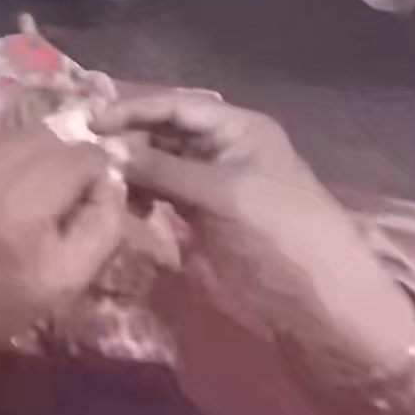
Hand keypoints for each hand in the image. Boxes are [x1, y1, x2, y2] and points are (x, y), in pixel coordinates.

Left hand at [0, 127, 128, 359]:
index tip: (89, 200)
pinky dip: (7, 153)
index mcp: (17, 202)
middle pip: (50, 136)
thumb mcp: (69, 279)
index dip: (96, 175)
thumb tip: (110, 178)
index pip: (81, 155)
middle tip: (60, 197)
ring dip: (36, 155)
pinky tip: (2, 184)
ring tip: (29, 192)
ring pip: (21, 131)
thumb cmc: (2, 299)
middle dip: (66, 162)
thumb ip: (102, 223)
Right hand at [92, 92, 414, 370]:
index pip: (172, 105)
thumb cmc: (281, 236)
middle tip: (89, 153)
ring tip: (104, 180)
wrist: (325, 310)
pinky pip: (157, 187)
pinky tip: (125, 202)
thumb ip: (159, 167)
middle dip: (126, 139)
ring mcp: (207, 178)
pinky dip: (138, 191)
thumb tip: (103, 150)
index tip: (91, 124)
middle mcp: (219, 145)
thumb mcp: (220, 194)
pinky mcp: (198, 208)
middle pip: (159, 128)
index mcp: (236, 128)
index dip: (131, 110)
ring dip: (128, 166)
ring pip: (153, 158)